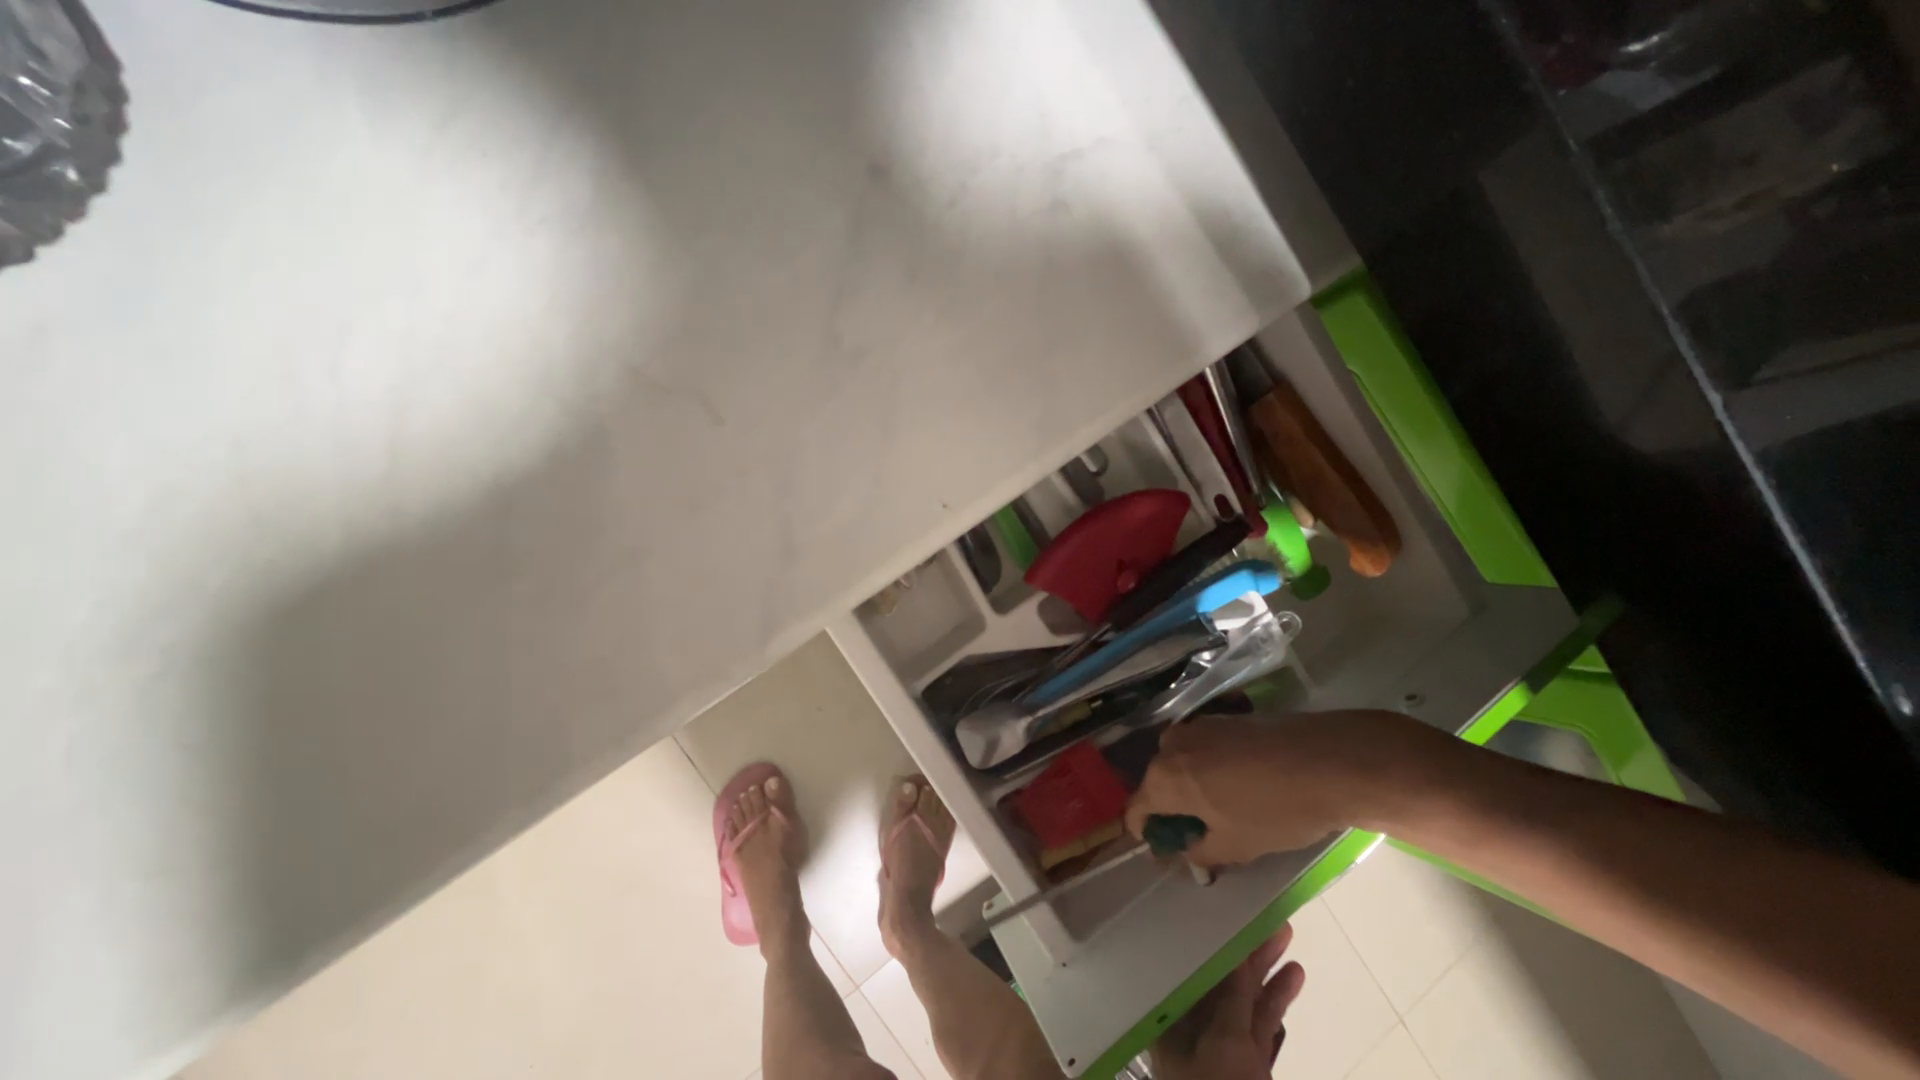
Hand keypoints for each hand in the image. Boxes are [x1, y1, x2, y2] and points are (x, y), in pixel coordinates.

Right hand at [1126, 710, 1440, 868]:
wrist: (1332, 761)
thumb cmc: (1276, 810)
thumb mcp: (1236, 846)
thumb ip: (1202, 852)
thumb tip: (1190, 854)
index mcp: (1164, 778)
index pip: (1137, 811)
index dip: (1148, 835)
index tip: (1169, 852)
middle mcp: (1172, 745)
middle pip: (1159, 783)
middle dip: (1174, 809)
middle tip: (1203, 834)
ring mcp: (1201, 725)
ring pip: (1185, 763)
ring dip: (1195, 786)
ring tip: (1226, 810)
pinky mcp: (1229, 717)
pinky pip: (1208, 749)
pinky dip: (1216, 768)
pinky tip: (1247, 785)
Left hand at [1149, 925, 1304, 1079]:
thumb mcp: (1223, 1042)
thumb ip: (1230, 996)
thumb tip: (1234, 954)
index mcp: (1170, 1020)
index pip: (1184, 967)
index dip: (1205, 939)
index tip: (1226, 910)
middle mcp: (1191, 1026)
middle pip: (1218, 978)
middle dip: (1243, 949)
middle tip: (1265, 914)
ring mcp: (1221, 1043)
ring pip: (1243, 997)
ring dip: (1264, 968)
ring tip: (1285, 932)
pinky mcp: (1246, 1058)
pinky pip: (1260, 1020)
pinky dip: (1275, 998)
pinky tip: (1295, 973)